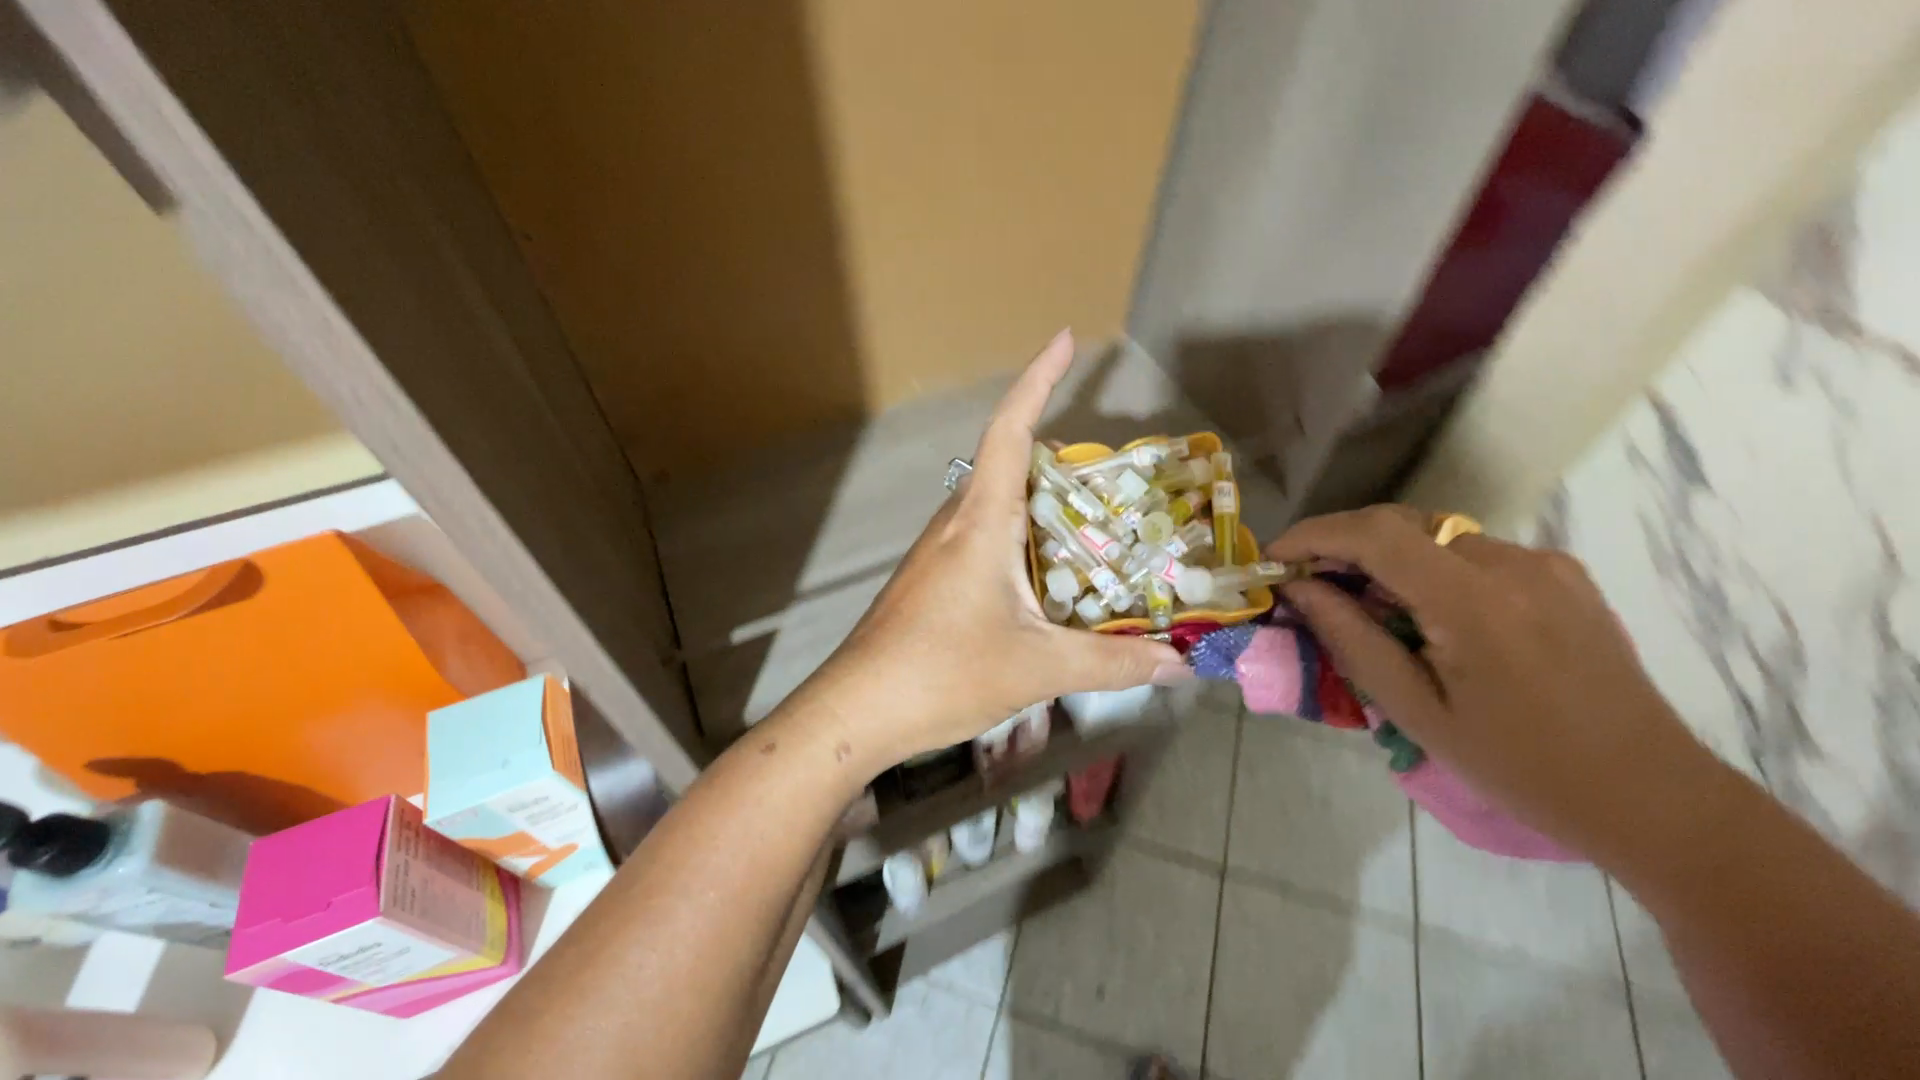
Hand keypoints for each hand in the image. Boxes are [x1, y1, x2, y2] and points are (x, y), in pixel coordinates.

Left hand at [804, 330, 1186, 768]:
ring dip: (1041, 510)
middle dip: (1060, 462)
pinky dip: (1021, 545)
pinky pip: (982, 543)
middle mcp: (955, 524)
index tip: (1063, 339)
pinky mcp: (929, 583)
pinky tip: (1047, 587)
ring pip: (995, 509)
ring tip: (1096, 537)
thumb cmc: (941, 674)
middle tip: (1116, 485)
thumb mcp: (1037, 668)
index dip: (1038, 380)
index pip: (1009, 430)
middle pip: (1008, 467)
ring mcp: (936, 554)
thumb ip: (1111, 663)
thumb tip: (1179, 665)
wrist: (854, 713)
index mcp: (980, 522)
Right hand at [1267, 505, 1720, 861]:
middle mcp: (1512, 562)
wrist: (1649, 794)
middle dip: (1345, 545)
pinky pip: (1477, 556)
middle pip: (1404, 525)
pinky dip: (1433, 572)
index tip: (1275, 560)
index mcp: (1473, 600)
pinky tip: (1429, 618)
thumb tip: (1302, 589)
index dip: (1314, 535)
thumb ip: (1352, 639)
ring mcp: (1546, 565)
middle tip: (1309, 587)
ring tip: (1367, 610)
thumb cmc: (1521, 767)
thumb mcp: (1417, 712)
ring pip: (1439, 538)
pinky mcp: (1565, 577)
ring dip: (1390, 560)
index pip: (1374, 533)